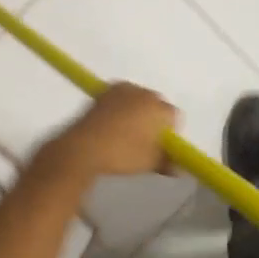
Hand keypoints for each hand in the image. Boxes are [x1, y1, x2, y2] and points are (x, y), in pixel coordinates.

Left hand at [42, 83, 179, 177]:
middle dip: (154, 121)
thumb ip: (167, 163)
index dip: (170, 134)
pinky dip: (120, 111)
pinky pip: (120, 100)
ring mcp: (120, 89)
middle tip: (146, 142)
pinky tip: (113, 128)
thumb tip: (176, 168)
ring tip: (127, 135)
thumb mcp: (150, 163)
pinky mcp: (102, 93)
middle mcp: (142, 92)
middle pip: (156, 105)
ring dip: (137, 114)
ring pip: (137, 101)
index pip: (175, 117)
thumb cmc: (122, 154)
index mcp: (158, 106)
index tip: (161, 148)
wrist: (82, 148)